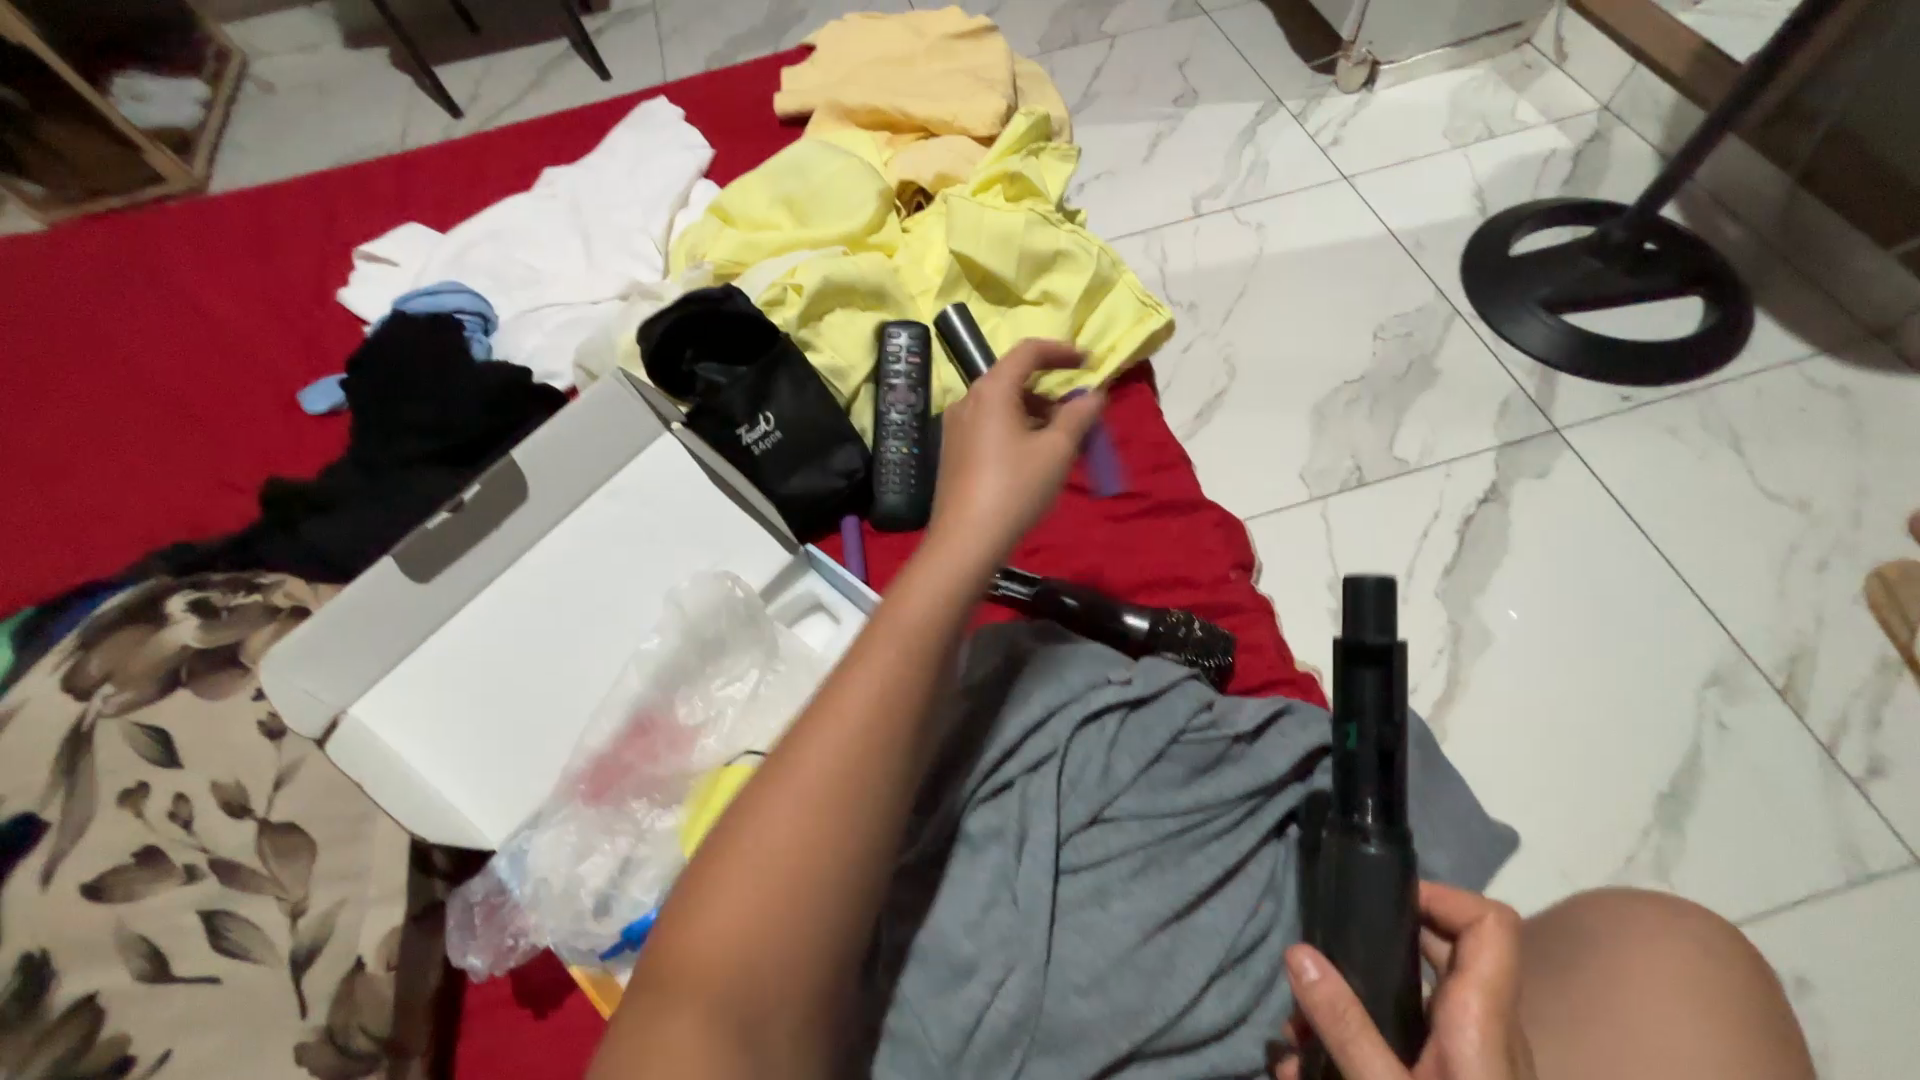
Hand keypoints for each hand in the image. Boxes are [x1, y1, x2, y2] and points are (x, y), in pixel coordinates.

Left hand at [927, 339, 1105, 566]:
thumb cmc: (1015, 488)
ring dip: (1035, 414)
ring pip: (1002, 406)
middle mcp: (968, 400)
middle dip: (1051, 392)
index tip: (1088, 363)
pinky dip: (1016, 430)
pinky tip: (1032, 460)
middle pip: (1014, 379)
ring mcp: (955, 426)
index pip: (1028, 351)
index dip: (1062, 351)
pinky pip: (990, 426)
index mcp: (991, 389)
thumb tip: (1093, 395)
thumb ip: (1079, 415)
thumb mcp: (1057, 450)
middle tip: (1079, 416)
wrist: (965, 540)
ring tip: (1060, 444)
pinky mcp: (953, 451)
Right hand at [1277, 882, 1537, 1079]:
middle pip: (1445, 951)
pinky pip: (1411, 1034)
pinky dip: (1364, 1034)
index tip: (1381, 901)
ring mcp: (1471, 1058)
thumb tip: (1298, 952)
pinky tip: (1312, 1066)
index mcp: (1482, 1020)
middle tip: (1323, 955)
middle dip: (1373, 945)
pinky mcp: (1452, 1079)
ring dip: (1356, 998)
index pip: (1491, 924)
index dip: (1443, 896)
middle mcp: (1486, 1030)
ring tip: (1298, 1030)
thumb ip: (1345, 1025)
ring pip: (1418, 997)